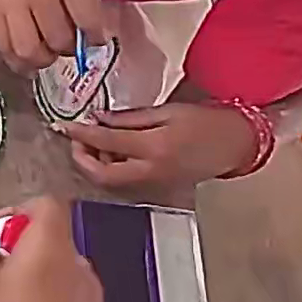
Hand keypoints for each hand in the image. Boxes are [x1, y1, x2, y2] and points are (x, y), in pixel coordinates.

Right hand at [0, 0, 108, 68]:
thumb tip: (86, 18)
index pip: (88, 17)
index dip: (97, 35)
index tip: (98, 38)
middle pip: (60, 39)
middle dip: (71, 47)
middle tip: (73, 44)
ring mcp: (11, 1)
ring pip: (31, 50)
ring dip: (45, 59)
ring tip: (49, 53)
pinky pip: (5, 44)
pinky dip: (17, 58)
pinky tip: (25, 57)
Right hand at [0, 197, 104, 301]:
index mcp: (50, 245)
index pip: (45, 203)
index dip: (18, 211)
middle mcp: (76, 261)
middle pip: (51, 234)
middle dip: (21, 245)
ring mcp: (89, 290)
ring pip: (59, 264)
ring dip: (37, 271)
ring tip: (11, 301)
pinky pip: (69, 291)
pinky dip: (51, 296)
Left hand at [55, 103, 261, 189]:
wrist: (235, 146)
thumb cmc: (204, 122)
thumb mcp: (167, 111)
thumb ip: (129, 118)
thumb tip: (97, 119)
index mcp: (154, 147)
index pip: (106, 142)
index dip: (81, 134)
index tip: (65, 125)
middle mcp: (149, 171)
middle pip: (100, 174)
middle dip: (82, 158)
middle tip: (78, 138)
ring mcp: (151, 185)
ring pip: (109, 182)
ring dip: (94, 165)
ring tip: (96, 142)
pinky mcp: (154, 190)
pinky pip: (122, 183)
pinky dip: (109, 170)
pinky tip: (113, 154)